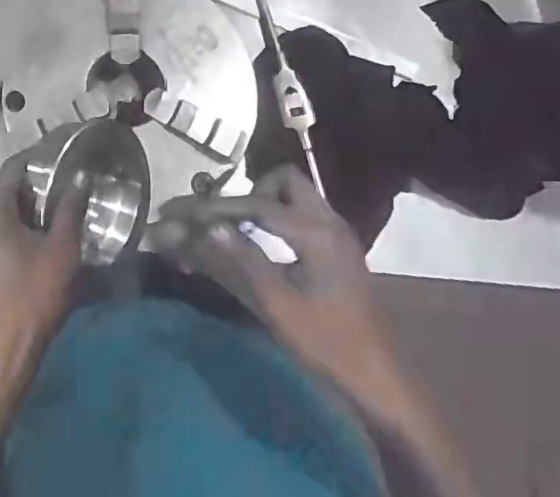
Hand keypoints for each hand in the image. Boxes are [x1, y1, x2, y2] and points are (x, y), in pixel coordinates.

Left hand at [0, 150, 85, 385]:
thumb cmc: (34, 296)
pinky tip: (48, 235)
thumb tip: (81, 178)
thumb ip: (70, 208)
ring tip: (65, 205)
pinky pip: (2, 232)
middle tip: (70, 180)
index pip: (12, 168)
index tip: (62, 152)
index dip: (37, 157)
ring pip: (6, 213)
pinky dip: (23, 226)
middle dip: (38, 183)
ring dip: (32, 207)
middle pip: (8, 190)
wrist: (6, 355)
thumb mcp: (62, 248)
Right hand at [149, 166, 401, 408]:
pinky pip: (300, 214)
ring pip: (292, 194)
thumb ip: (240, 261)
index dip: (215, 207)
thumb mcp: (277, 306)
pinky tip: (256, 245)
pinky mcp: (336, 246)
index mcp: (316, 232)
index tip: (181, 213)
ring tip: (233, 232)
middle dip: (246, 195)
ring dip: (260, 204)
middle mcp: (329, 220)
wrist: (378, 378)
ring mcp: (336, 232)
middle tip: (219, 222)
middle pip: (281, 181)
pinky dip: (274, 219)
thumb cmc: (327, 345)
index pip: (256, 204)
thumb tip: (205, 227)